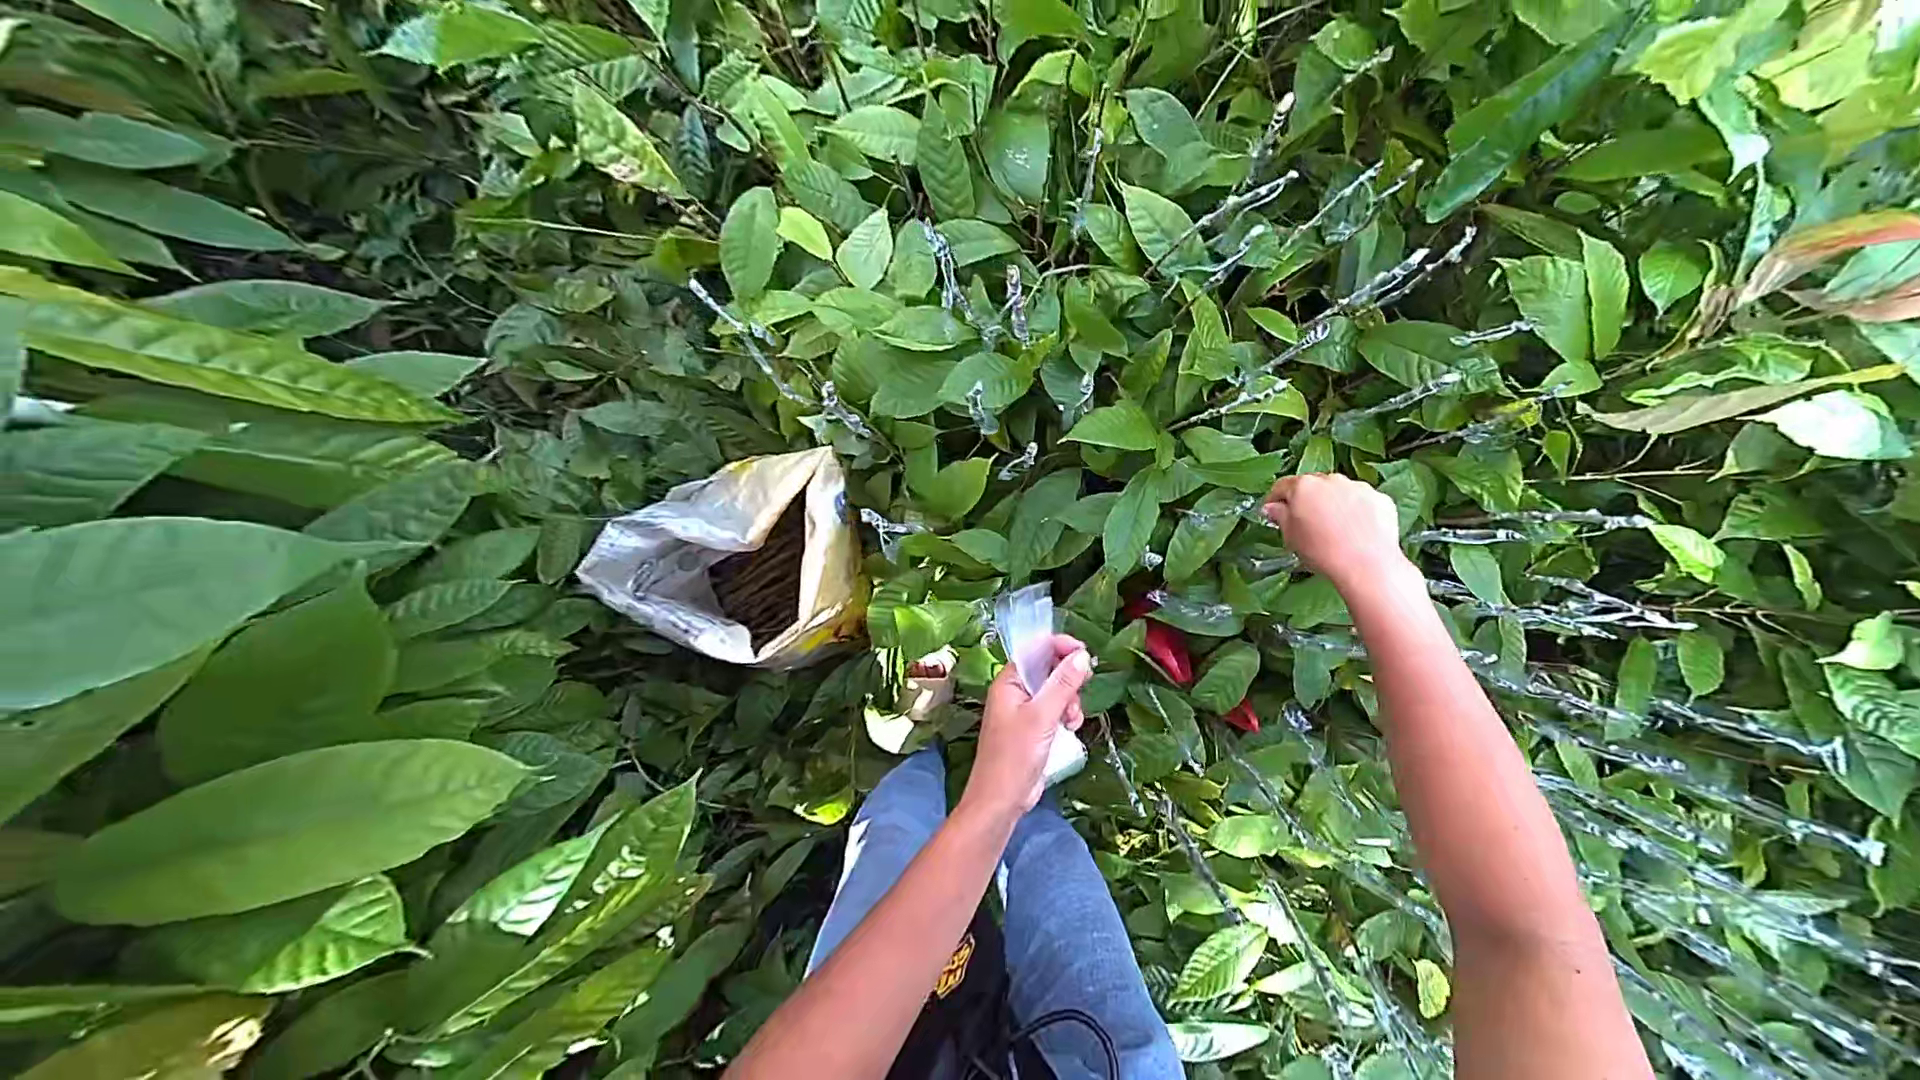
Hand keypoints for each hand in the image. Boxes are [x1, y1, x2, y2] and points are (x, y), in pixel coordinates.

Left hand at [962, 635, 1091, 819]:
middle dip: (1068, 679)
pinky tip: (1070, 728)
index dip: (1060, 646)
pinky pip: (1055, 709)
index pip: (1035, 649)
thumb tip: (1082, 656)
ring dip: (1069, 700)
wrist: (1001, 800)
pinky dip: (1065, 714)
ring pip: (1055, 690)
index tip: (1084, 653)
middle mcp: (1015, 691)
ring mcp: (1024, 710)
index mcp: (1009, 681)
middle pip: (1048, 669)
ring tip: (1072, 720)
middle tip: (1079, 693)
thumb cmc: (1015, 756)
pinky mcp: (1033, 728)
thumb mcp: (1042, 716)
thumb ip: (1062, 684)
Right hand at [1263, 473, 1413, 588]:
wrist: (1367, 565)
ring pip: (1338, 491)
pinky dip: (1356, 511)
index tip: (1273, 511)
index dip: (1274, 500)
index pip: (1282, 486)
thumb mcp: (1290, 536)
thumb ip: (1280, 515)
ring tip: (1333, 529)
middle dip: (1306, 500)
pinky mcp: (1380, 499)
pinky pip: (1361, 500)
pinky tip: (1354, 530)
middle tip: (1304, 522)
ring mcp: (1358, 488)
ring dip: (1332, 503)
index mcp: (1303, 486)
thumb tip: (1273, 508)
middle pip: (1312, 485)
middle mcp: (1331, 480)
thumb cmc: (1322, 551)